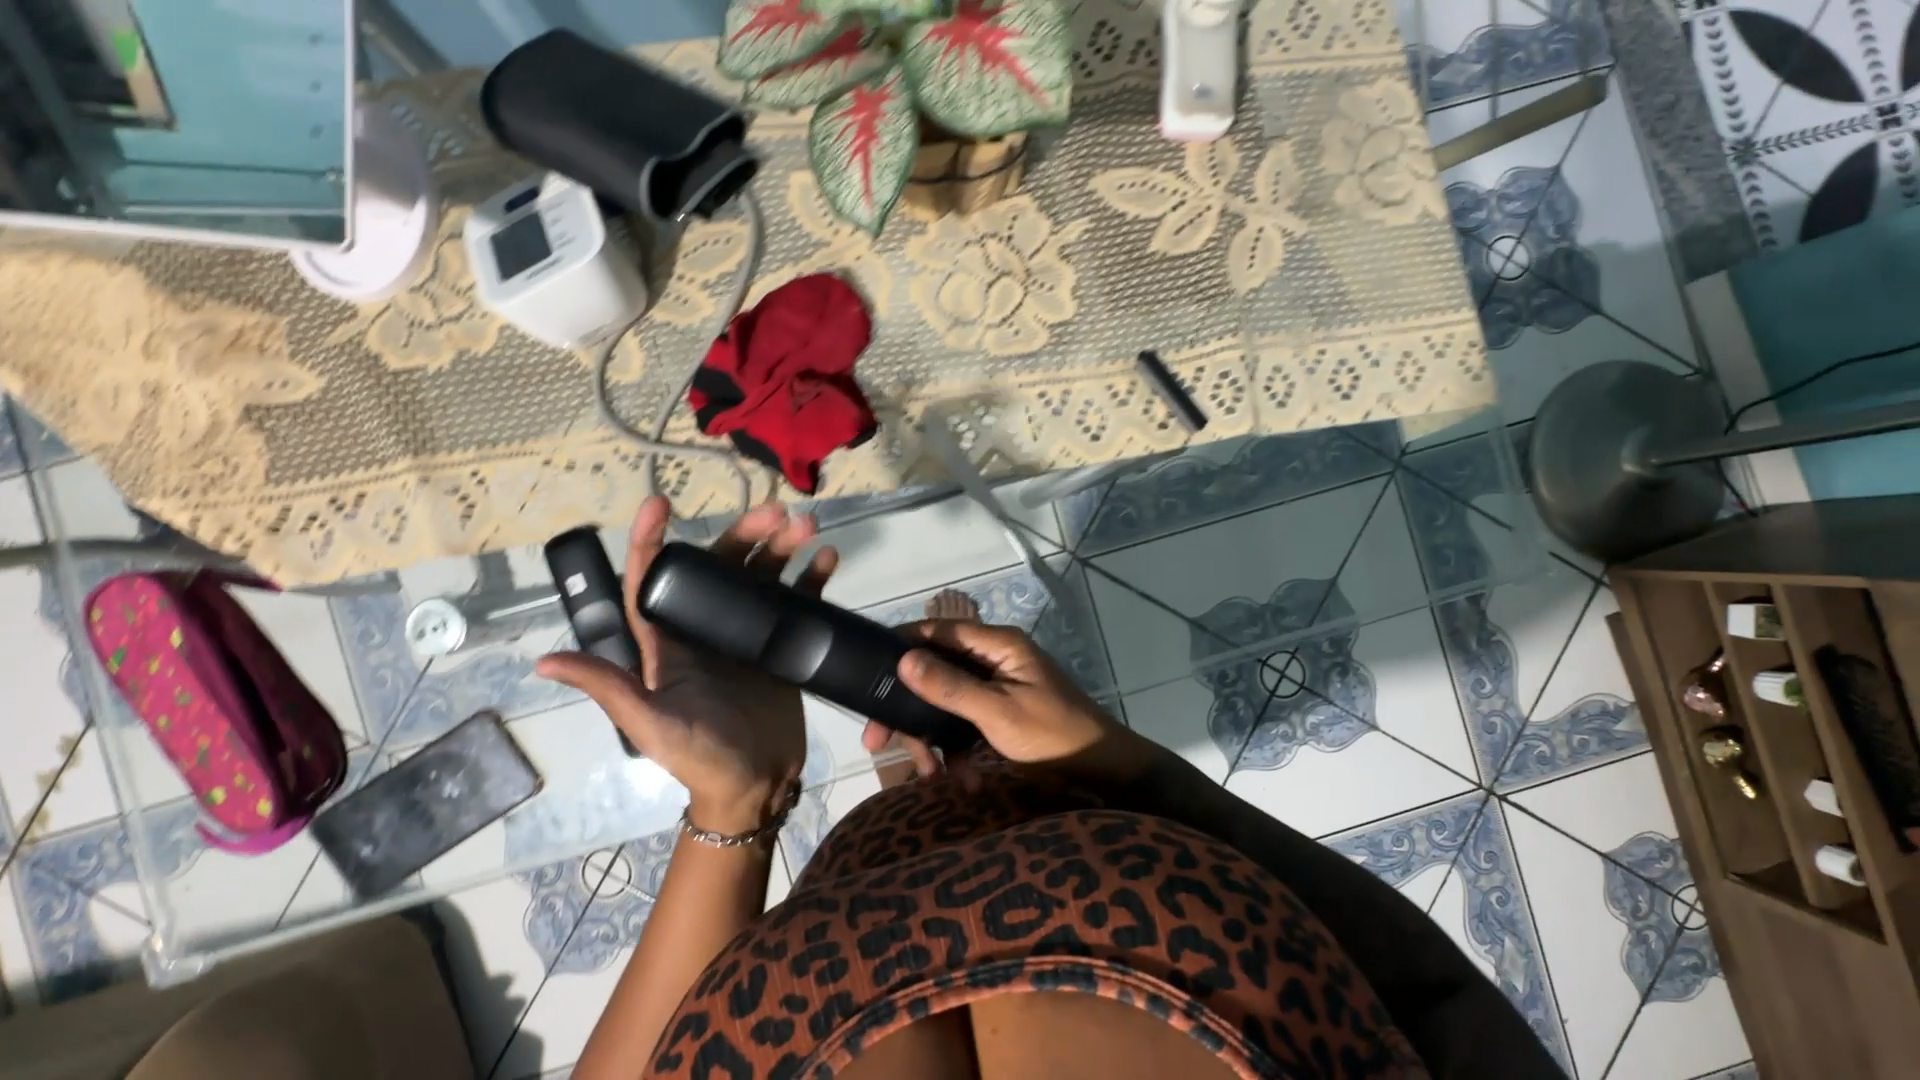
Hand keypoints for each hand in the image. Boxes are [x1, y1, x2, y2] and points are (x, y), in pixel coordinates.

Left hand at [536, 497, 835, 833]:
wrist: (758, 785)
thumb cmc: (699, 758)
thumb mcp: (652, 724)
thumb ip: (609, 688)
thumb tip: (545, 661)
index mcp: (667, 642)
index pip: (652, 581)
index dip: (652, 541)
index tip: (659, 503)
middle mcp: (705, 628)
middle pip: (719, 566)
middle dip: (743, 534)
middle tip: (773, 513)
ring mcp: (747, 633)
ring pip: (761, 576)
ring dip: (781, 547)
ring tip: (806, 527)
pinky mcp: (783, 643)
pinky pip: (797, 601)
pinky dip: (812, 577)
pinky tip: (828, 558)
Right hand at [863, 619, 1165, 783]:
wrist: (1101, 770)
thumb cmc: (1052, 734)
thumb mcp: (997, 711)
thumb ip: (950, 686)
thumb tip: (903, 658)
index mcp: (997, 645)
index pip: (939, 630)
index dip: (902, 645)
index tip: (866, 669)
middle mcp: (992, 659)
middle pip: (934, 672)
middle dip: (907, 709)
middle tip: (876, 740)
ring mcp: (994, 688)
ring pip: (944, 704)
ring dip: (930, 738)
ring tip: (926, 773)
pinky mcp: (997, 715)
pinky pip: (962, 725)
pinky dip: (954, 751)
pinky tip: (957, 780)